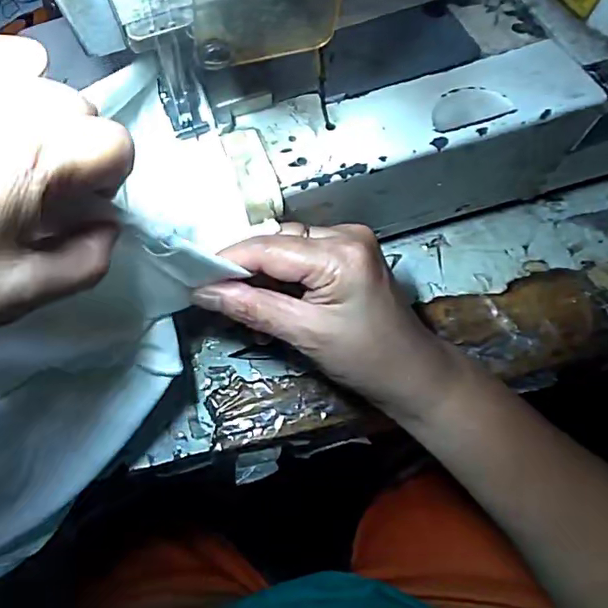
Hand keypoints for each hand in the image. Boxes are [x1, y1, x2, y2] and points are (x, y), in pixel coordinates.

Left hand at [0, 0, 132, 434]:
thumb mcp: (15, 297)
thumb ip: (87, 259)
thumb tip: (107, 223)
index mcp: (36, 150)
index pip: (116, 142)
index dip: (104, 180)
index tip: (69, 208)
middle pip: (72, 103)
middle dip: (62, 146)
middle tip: (16, 191)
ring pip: (20, 60)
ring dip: (17, 99)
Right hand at [192, 223, 477, 422]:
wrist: (412, 373)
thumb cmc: (365, 359)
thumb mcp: (304, 335)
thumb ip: (253, 308)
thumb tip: (205, 292)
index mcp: (340, 253)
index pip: (268, 248)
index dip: (228, 261)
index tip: (195, 279)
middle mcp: (345, 234)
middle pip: (276, 243)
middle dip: (247, 271)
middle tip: (222, 302)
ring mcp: (350, 240)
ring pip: (286, 248)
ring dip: (264, 276)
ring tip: (253, 313)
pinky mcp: (349, 251)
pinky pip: (303, 254)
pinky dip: (284, 277)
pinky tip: (276, 305)